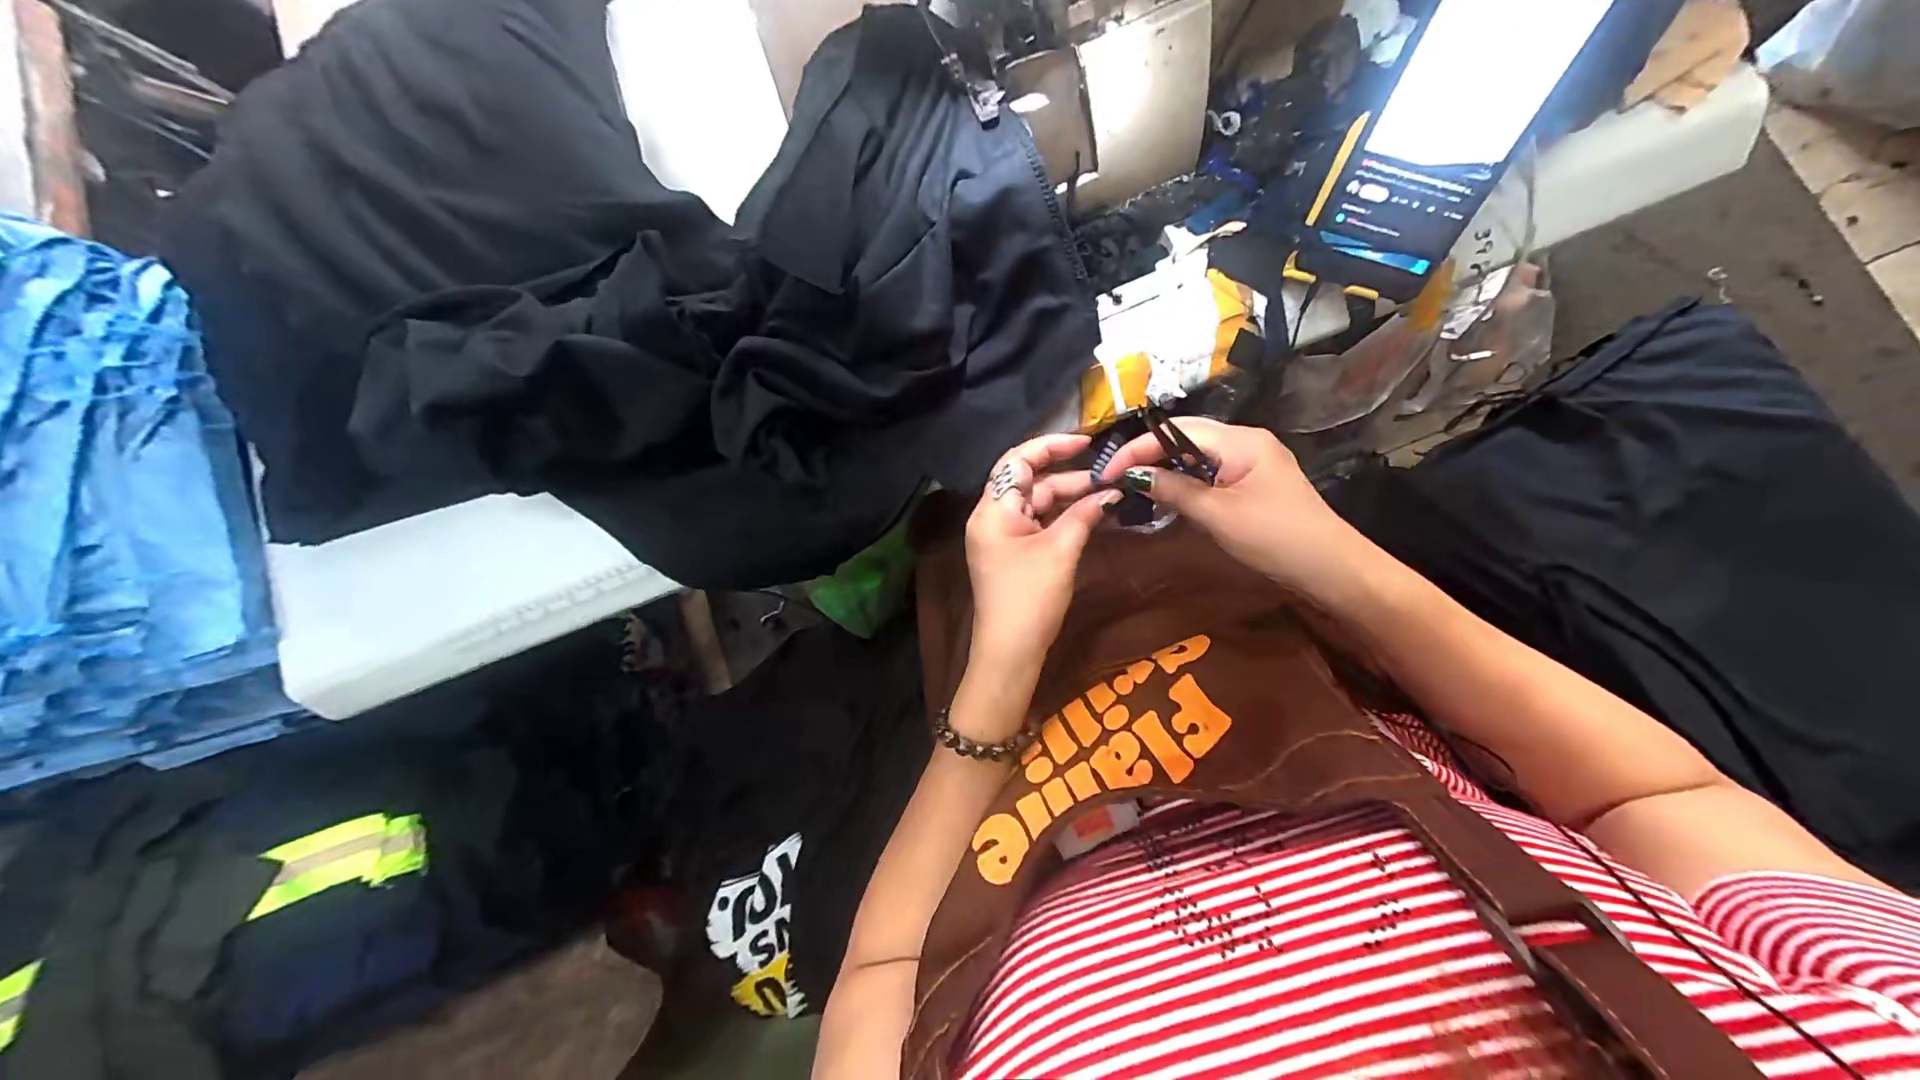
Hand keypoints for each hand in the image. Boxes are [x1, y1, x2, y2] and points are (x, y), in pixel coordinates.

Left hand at [964, 433, 1120, 700]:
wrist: (1010, 652)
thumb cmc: (1030, 598)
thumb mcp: (1060, 551)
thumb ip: (1083, 514)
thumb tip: (1110, 492)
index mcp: (992, 510)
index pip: (1017, 461)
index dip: (1050, 446)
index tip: (1085, 442)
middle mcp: (992, 518)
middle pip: (1029, 481)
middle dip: (1068, 476)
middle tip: (1109, 475)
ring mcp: (1002, 537)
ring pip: (1037, 503)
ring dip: (1069, 497)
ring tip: (1108, 493)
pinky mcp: (1013, 554)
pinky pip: (1039, 524)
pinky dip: (1063, 517)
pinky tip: (1092, 513)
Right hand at [1097, 418, 1378, 603]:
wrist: (1331, 568)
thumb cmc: (1274, 537)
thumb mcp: (1216, 514)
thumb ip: (1173, 490)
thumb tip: (1132, 475)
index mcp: (1240, 440)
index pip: (1176, 431)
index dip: (1137, 449)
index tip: (1107, 471)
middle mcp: (1245, 441)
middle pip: (1184, 436)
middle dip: (1148, 454)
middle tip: (1115, 478)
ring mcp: (1251, 461)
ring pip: (1195, 454)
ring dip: (1164, 468)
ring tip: (1133, 486)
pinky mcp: (1253, 482)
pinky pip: (1209, 471)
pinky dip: (1184, 480)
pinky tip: (1167, 496)